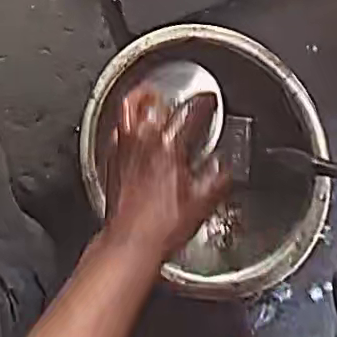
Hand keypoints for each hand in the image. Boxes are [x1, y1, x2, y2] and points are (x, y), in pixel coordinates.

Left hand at [102, 85, 232, 258]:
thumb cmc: (162, 227)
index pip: (191, 113)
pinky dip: (126, 123)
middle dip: (175, 97)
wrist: (130, 242)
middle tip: (185, 99)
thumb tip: (224, 168)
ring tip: (150, 94)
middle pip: (158, 104)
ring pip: (128, 108)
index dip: (204, 102)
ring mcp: (125, 147)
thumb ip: (217, 180)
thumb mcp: (201, 203)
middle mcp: (145, 141)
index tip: (210, 100)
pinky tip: (132, 127)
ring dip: (141, 97)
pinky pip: (117, 130)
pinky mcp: (112, 158)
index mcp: (170, 147)